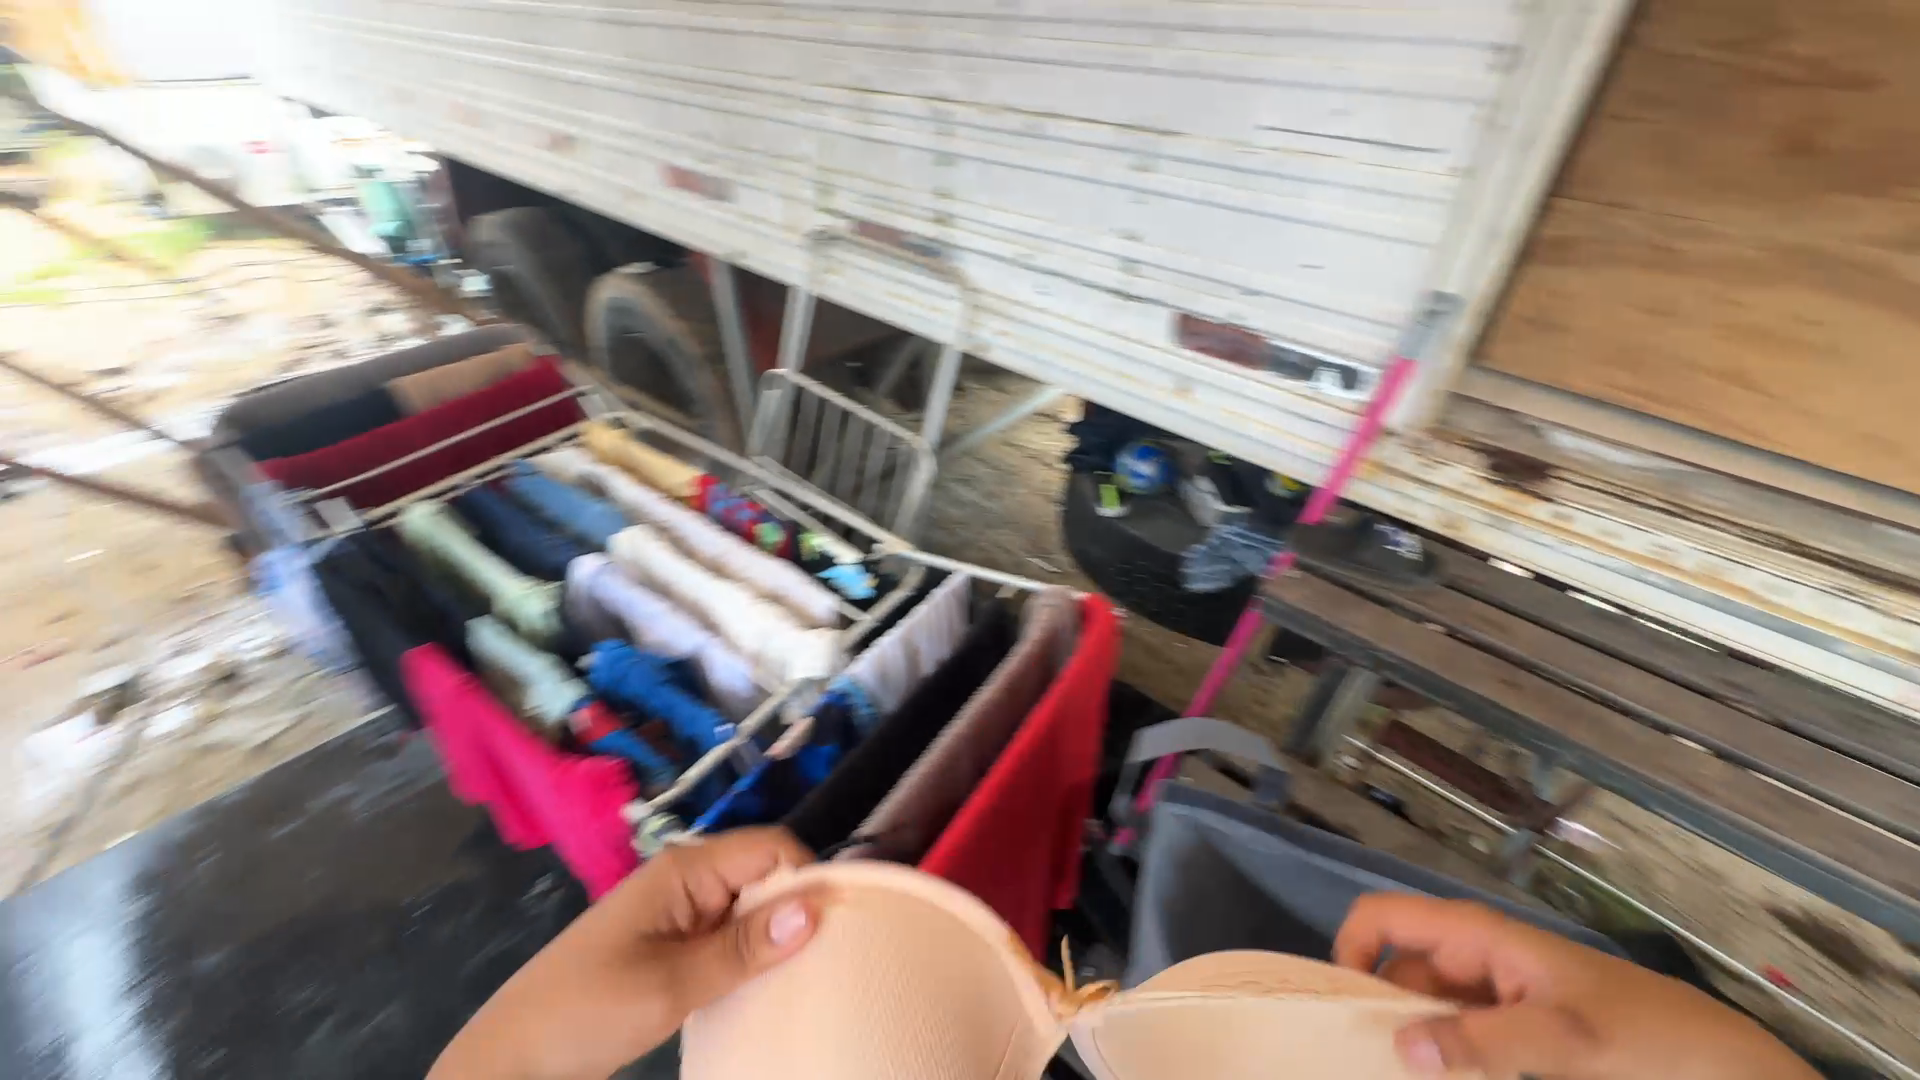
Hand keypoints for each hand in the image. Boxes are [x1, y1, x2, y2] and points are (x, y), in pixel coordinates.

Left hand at [429, 827, 817, 1079]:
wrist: (505, 1066)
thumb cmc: (584, 1013)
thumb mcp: (671, 984)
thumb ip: (745, 948)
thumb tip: (817, 907)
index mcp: (685, 868)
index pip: (769, 846)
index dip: (808, 874)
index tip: (841, 922)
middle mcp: (686, 879)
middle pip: (762, 873)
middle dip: (796, 907)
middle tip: (832, 956)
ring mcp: (678, 912)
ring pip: (747, 907)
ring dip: (774, 936)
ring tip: (808, 975)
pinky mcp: (671, 945)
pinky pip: (726, 936)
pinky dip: (749, 956)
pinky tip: (764, 988)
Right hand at [1334, 893, 1819, 1079]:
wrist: (1732, 1071)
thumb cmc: (1644, 1035)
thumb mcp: (1567, 1037)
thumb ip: (1483, 1041)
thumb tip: (1398, 1047)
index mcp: (1474, 936)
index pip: (1383, 917)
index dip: (1350, 948)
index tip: (1341, 1006)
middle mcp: (1471, 959)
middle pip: (1396, 969)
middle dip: (1375, 1008)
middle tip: (1360, 1060)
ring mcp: (1491, 996)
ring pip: (1424, 1009)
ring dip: (1409, 1041)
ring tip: (1388, 1073)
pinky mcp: (1512, 1032)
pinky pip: (1456, 1038)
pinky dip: (1442, 1059)